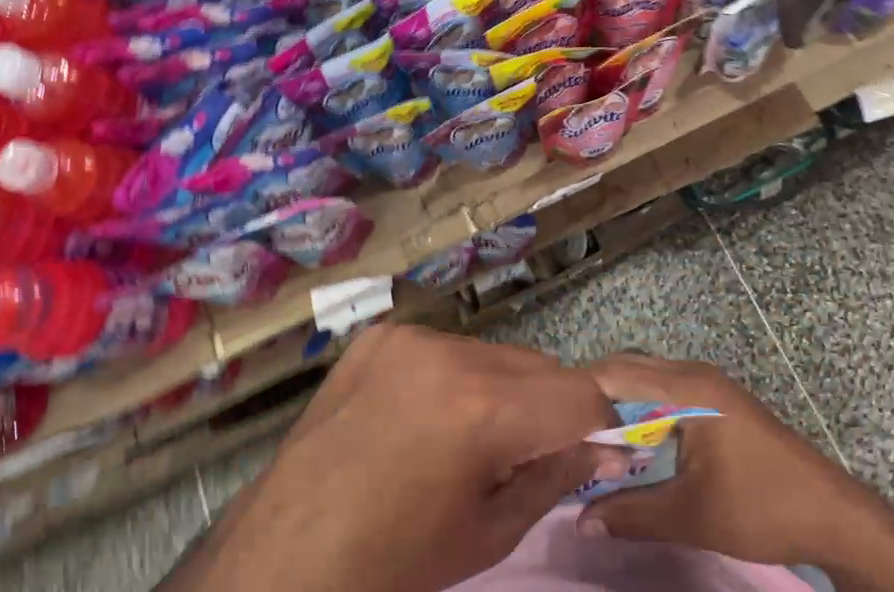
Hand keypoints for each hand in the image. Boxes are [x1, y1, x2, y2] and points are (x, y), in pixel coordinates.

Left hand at [169, 324, 624, 591]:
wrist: (288, 550)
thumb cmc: (396, 558)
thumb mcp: (490, 530)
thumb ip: (555, 475)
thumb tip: (605, 446)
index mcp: (481, 408)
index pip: (581, 394)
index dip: (601, 425)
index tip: (601, 453)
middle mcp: (447, 353)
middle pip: (538, 366)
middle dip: (551, 407)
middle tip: (535, 453)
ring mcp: (406, 337)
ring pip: (492, 354)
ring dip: (502, 389)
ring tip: (471, 438)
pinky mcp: (376, 337)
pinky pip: (442, 349)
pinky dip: (452, 378)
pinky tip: (426, 417)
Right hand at [580, 353, 893, 591]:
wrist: (835, 517)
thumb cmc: (761, 507)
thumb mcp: (689, 515)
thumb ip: (629, 513)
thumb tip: (579, 521)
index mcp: (687, 388)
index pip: (616, 372)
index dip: (578, 392)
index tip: (547, 419)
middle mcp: (696, 375)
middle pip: (630, 368)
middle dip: (594, 396)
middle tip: (562, 431)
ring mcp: (711, 387)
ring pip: (649, 380)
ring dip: (619, 403)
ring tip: (588, 438)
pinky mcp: (720, 404)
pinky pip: (667, 392)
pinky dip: (642, 410)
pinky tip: (631, 443)